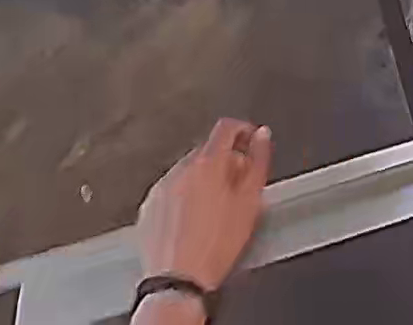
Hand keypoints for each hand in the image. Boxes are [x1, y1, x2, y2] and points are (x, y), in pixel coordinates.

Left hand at [137, 118, 272, 289]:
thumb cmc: (215, 245)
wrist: (178, 284)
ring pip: (189, 171)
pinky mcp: (149, 207)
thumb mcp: (250, 200)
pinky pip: (171, 190)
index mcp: (208, 161)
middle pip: (208, 150)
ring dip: (204, 179)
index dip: (242, 129)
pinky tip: (193, 219)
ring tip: (215, 207)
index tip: (250, 139)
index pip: (226, 127)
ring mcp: (162, 187)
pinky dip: (184, 196)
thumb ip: (259, 159)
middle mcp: (182, 168)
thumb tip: (262, 135)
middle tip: (237, 183)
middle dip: (225, 160)